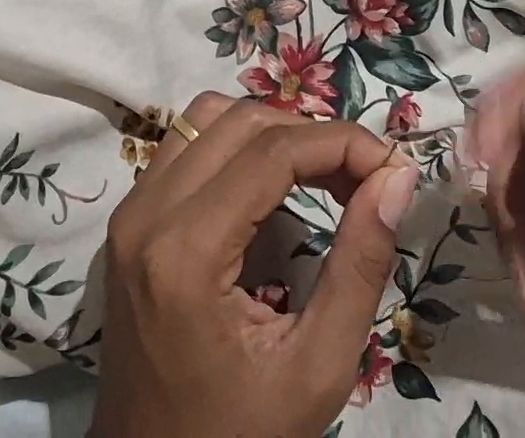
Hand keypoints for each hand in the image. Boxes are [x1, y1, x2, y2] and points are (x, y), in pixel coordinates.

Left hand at [90, 93, 419, 437]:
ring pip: (206, 119)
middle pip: (238, 120)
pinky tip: (273, 190)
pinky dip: (237, 148)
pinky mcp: (129, 219)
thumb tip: (395, 178)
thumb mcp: (318, 366)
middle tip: (361, 178)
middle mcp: (146, 213)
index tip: (391, 167)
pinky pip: (186, 147)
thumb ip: (360, 266)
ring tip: (321, 177)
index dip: (341, 143)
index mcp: (186, 252)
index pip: (272, 152)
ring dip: (271, 133)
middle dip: (310, 134)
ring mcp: (130, 212)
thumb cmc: (239, 434)